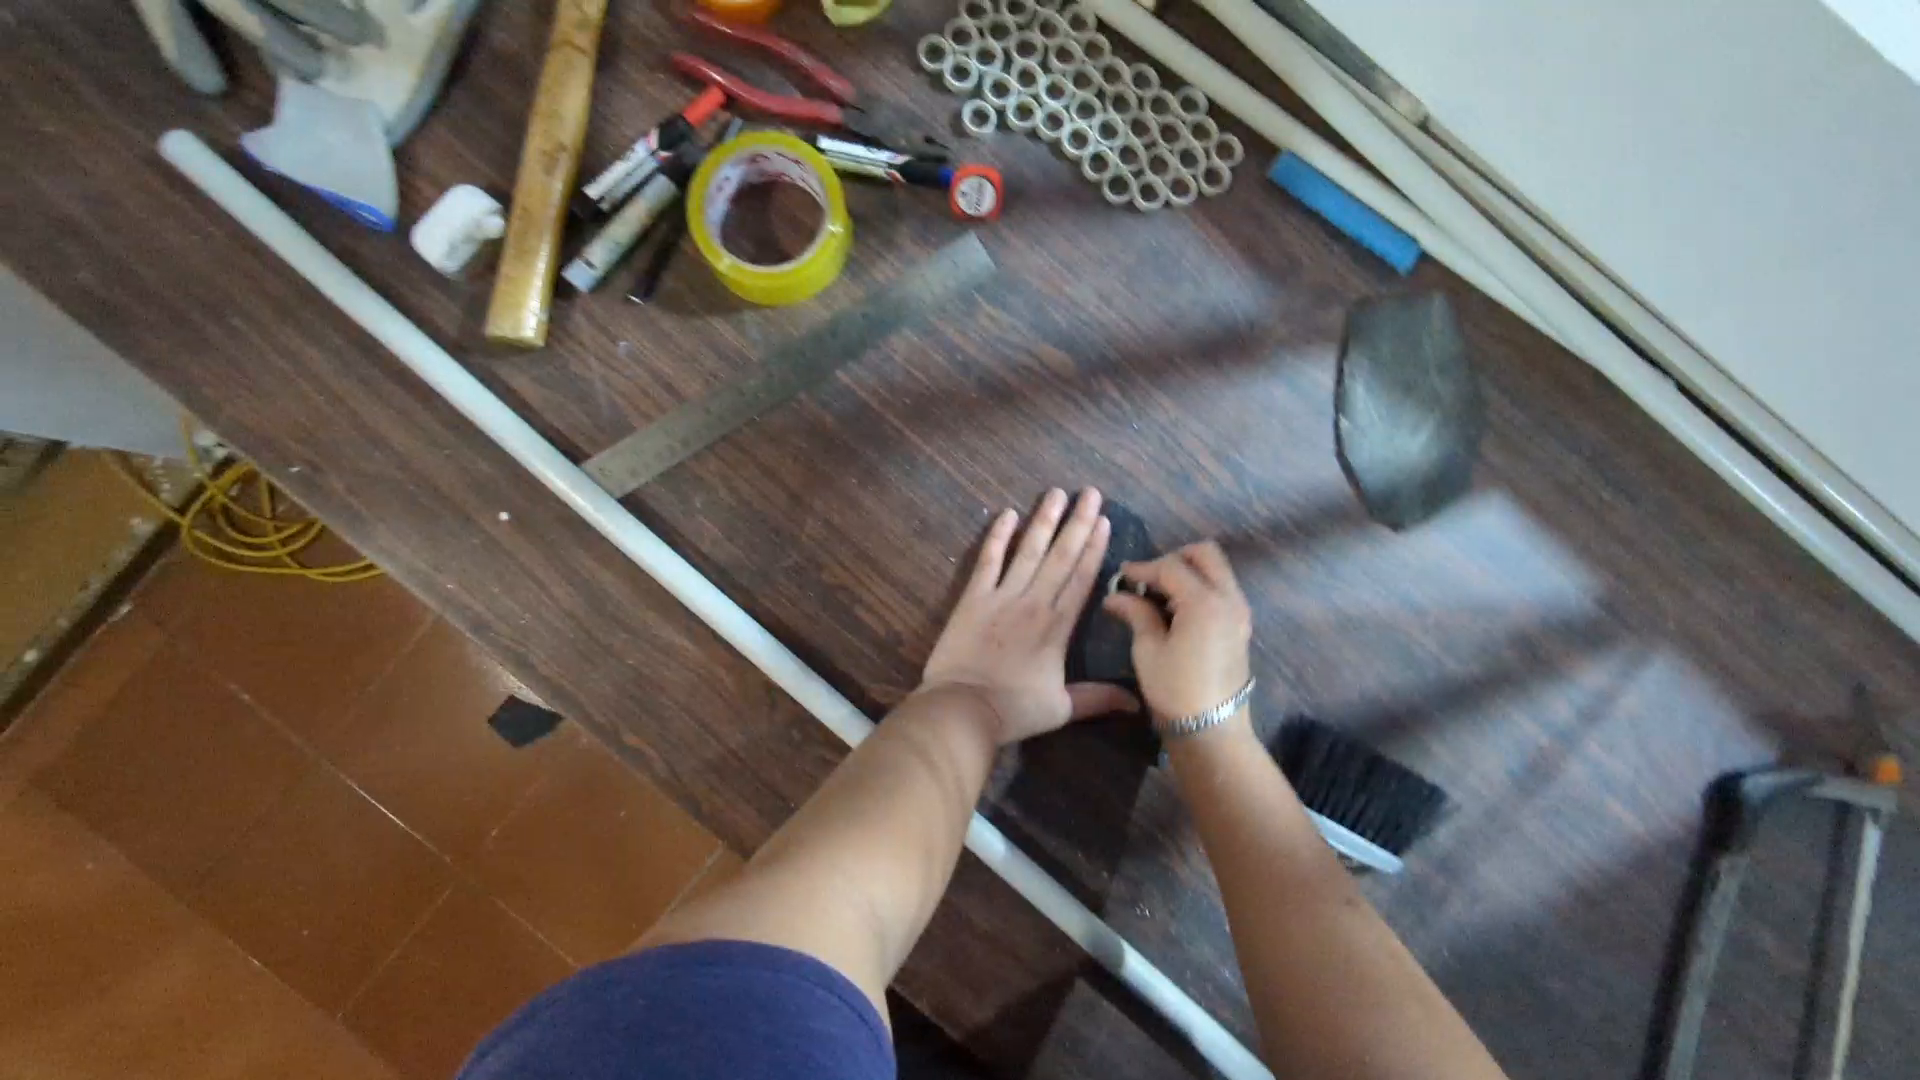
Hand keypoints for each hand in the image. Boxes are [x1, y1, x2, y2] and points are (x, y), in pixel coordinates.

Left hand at [922, 488, 1140, 743]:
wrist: (962, 709)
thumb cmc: (1014, 710)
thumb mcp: (1061, 708)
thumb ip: (1097, 698)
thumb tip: (1136, 702)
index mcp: (1057, 626)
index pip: (1081, 578)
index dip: (1094, 548)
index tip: (1105, 521)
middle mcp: (1034, 603)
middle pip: (1060, 556)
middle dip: (1077, 522)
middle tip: (1090, 492)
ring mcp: (1001, 597)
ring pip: (1028, 550)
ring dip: (1043, 520)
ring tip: (1056, 492)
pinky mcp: (972, 598)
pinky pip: (988, 560)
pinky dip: (997, 537)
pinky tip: (1007, 514)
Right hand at [1102, 542, 1253, 719]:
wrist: (1213, 729)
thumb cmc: (1175, 689)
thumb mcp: (1148, 650)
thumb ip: (1136, 614)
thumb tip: (1116, 595)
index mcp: (1204, 602)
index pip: (1171, 566)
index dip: (1143, 567)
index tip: (1121, 576)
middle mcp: (1229, 598)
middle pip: (1205, 554)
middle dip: (1174, 558)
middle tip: (1148, 578)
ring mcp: (1239, 611)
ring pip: (1217, 569)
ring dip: (1188, 572)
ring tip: (1159, 595)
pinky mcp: (1240, 625)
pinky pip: (1221, 588)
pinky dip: (1200, 587)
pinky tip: (1176, 609)